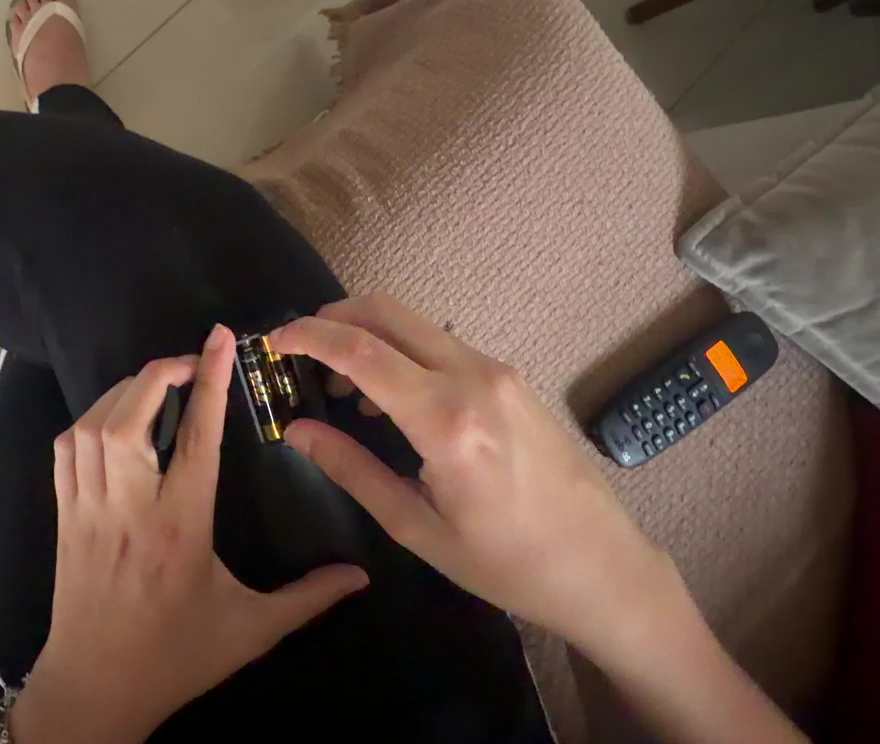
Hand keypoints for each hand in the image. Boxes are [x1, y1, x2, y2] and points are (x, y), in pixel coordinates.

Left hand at [12, 325, 369, 743]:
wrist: (94, 690)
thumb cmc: (176, 656)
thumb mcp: (250, 630)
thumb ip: (307, 599)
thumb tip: (362, 577)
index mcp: (180, 525)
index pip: (197, 436)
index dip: (210, 380)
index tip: (218, 339)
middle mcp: (129, 505)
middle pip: (131, 416)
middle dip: (160, 374)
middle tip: (190, 362)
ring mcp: (88, 507)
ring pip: (93, 425)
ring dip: (124, 390)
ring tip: (156, 384)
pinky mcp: (64, 514)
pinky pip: (66, 448)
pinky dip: (89, 418)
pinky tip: (112, 417)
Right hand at [269, 296, 679, 661]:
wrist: (605, 567)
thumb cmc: (506, 563)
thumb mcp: (417, 527)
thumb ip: (351, 469)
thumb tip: (294, 430)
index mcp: (446, 420)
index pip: (361, 350)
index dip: (308, 336)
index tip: (275, 341)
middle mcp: (474, 377)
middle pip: (386, 311)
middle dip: (333, 318)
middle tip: (300, 351)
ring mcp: (498, 370)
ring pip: (413, 323)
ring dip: (367, 335)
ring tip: (341, 387)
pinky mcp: (511, 376)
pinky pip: (439, 343)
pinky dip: (400, 351)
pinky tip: (390, 399)